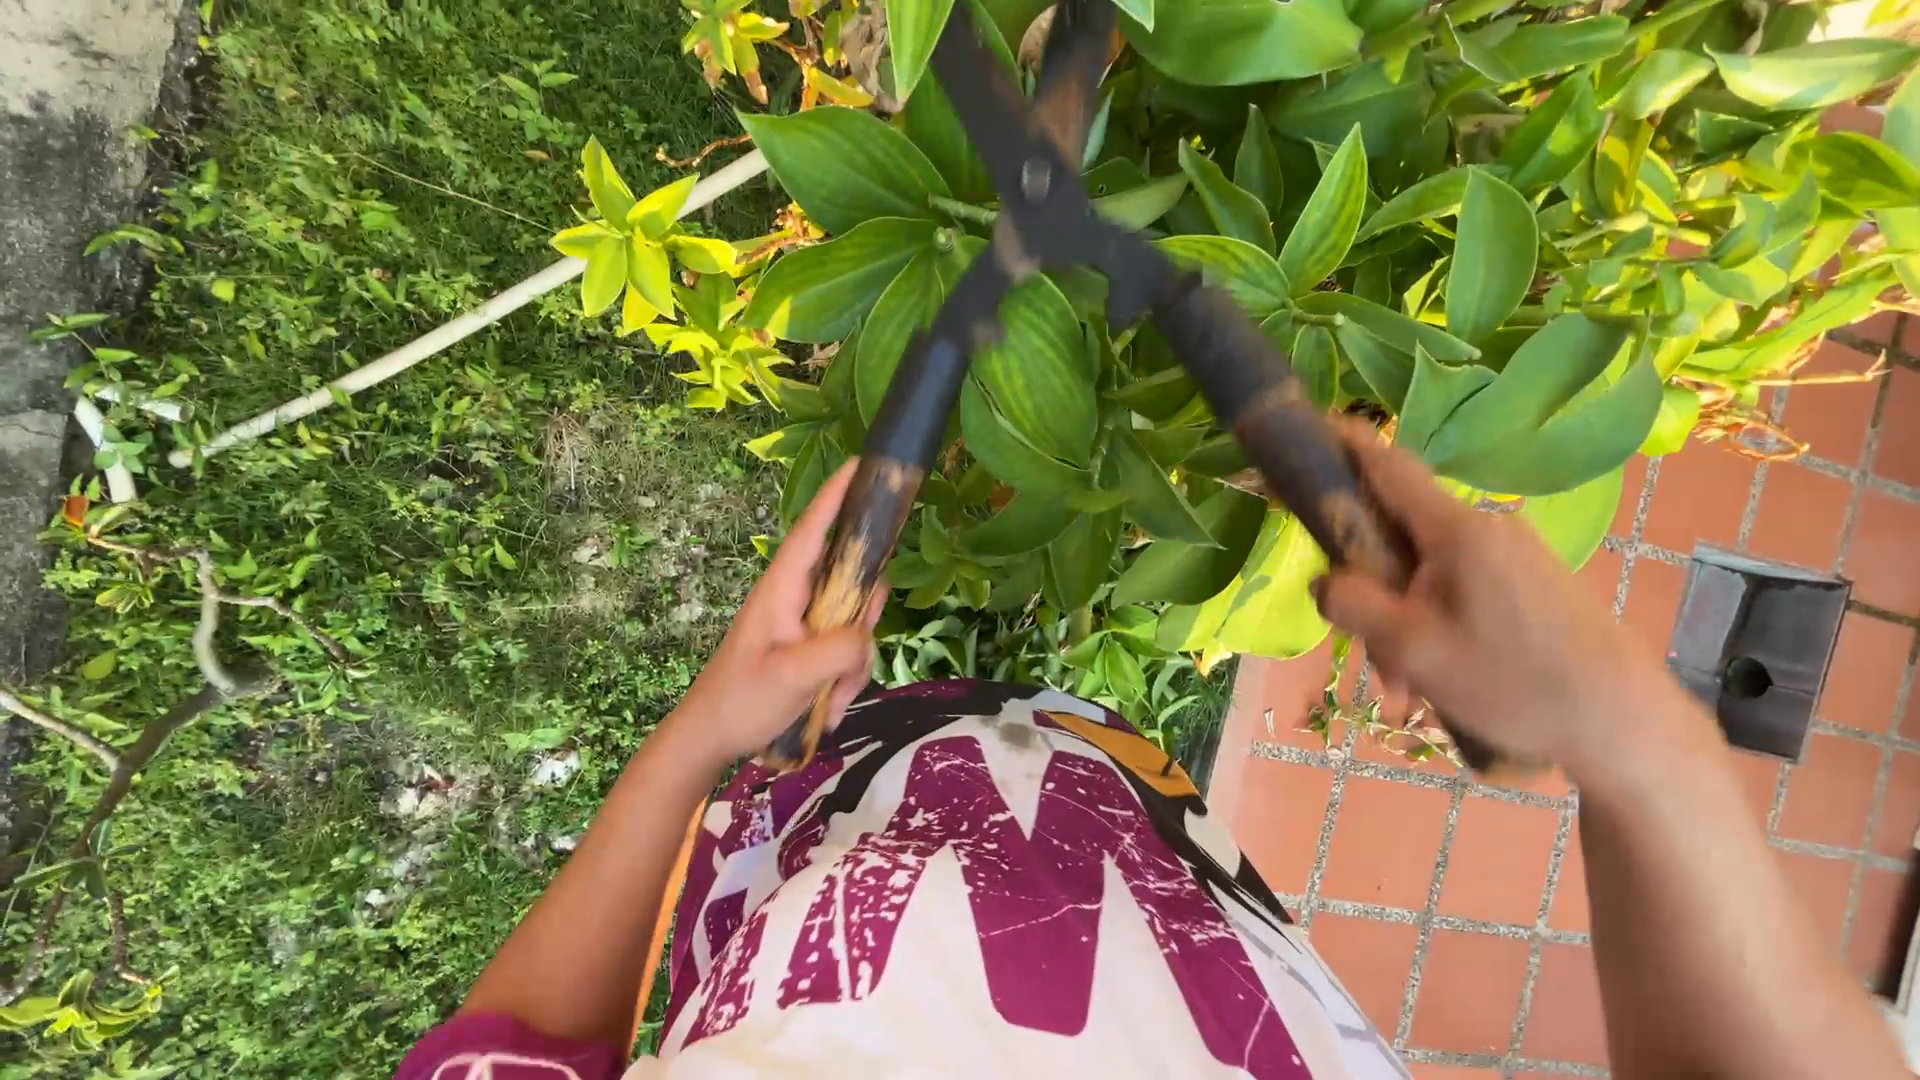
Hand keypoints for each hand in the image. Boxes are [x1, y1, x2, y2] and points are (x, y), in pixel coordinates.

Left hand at [664, 460, 883, 769]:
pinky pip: (850, 649)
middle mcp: (798, 597)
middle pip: (852, 581)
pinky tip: (827, 706)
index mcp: (782, 588)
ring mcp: (807, 623)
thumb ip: (838, 649)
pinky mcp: (814, 646)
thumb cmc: (741, 700)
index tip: (862, 464)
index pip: (813, 529)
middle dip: (862, 623)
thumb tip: (868, 633)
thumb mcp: (791, 677)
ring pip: (857, 621)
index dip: (836, 495)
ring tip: (829, 697)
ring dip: (854, 662)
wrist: (713, 738)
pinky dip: (847, 677)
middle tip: (846, 666)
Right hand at [1313, 423, 1690, 776]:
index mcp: (1458, 531)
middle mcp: (1487, 530)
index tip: (1313, 427)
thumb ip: (1353, 605)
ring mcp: (1513, 556)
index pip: (1390, 467)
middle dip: (1368, 586)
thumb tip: (1324, 582)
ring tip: (1408, 684)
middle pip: (1399, 536)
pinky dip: (1432, 625)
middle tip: (1365, 647)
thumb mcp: (1413, 649)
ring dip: (1401, 620)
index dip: (1347, 443)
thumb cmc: (1515, 682)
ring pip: (1425, 573)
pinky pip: (1457, 591)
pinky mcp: (1530, 585)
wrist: (1627, 729)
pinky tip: (1440, 677)